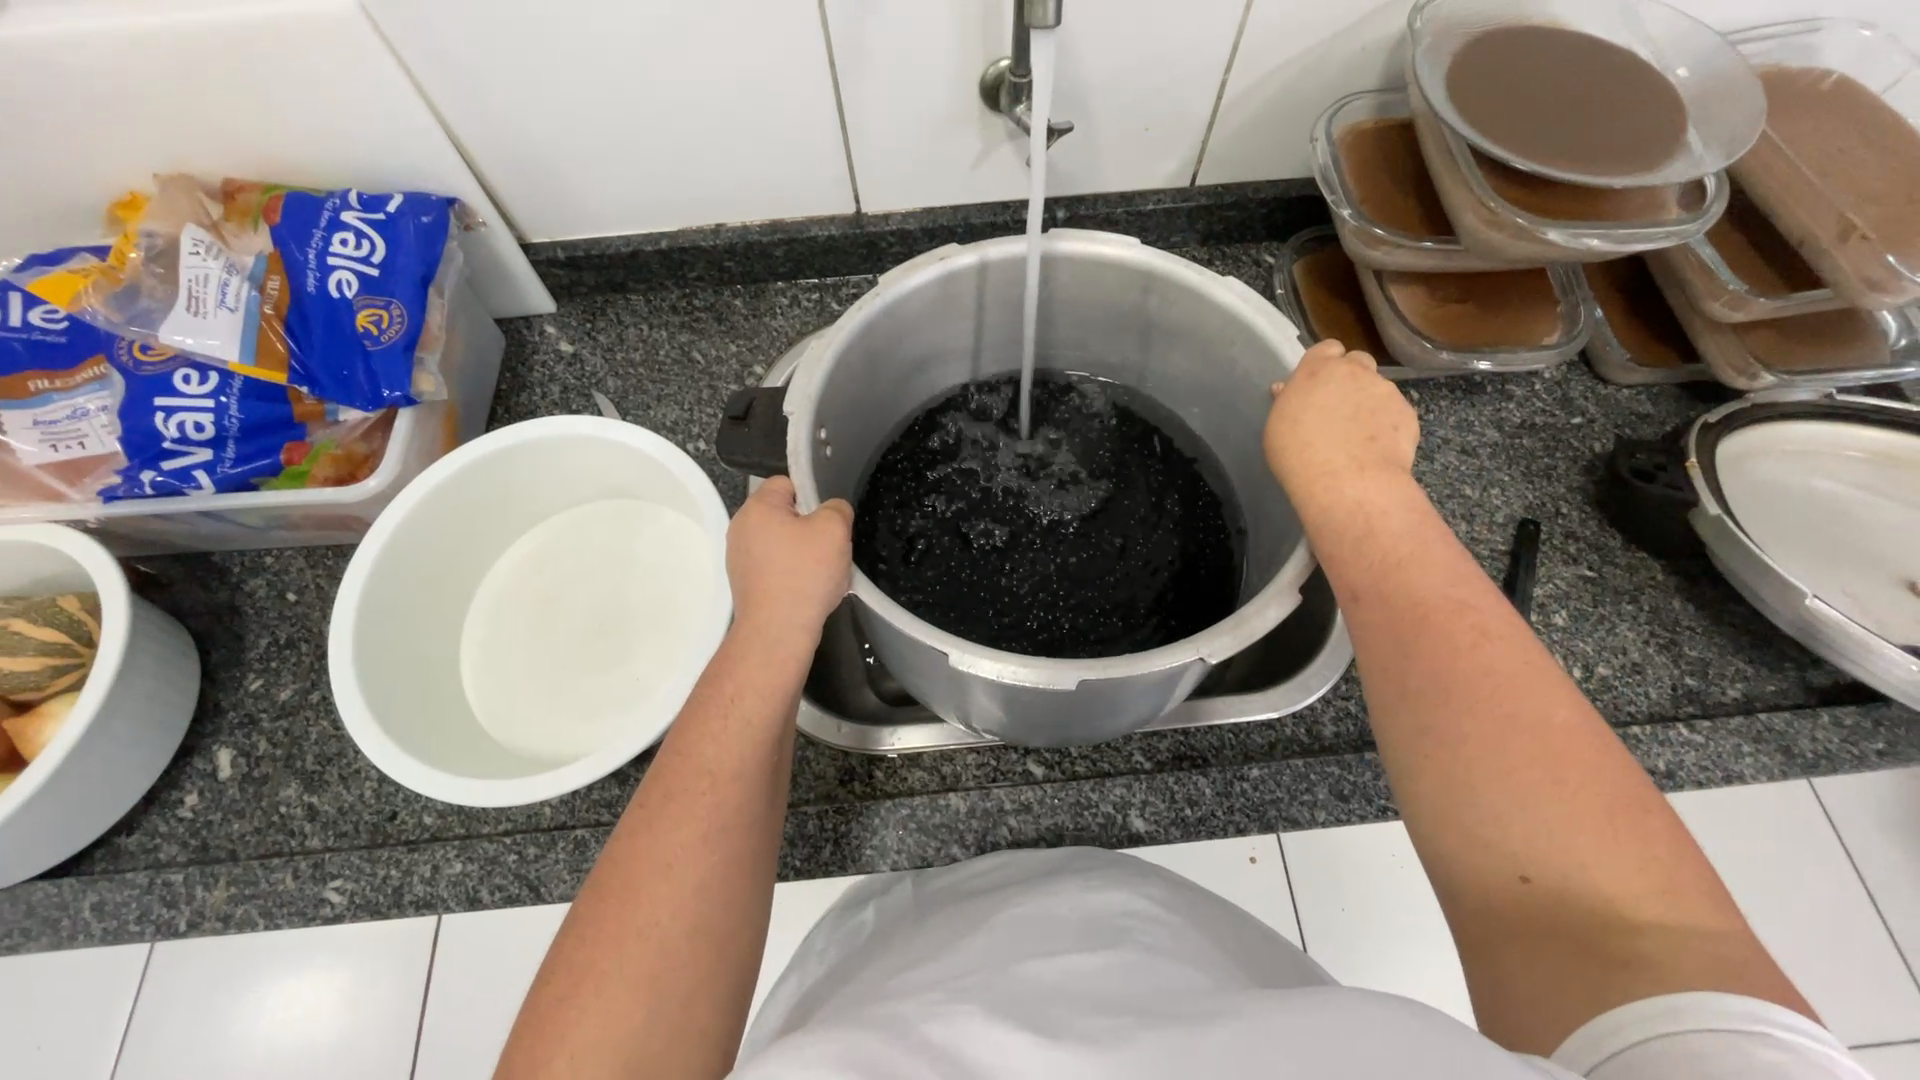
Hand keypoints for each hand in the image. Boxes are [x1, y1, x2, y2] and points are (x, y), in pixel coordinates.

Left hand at [726, 475, 853, 641]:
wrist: (777, 632)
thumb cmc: (804, 574)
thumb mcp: (834, 529)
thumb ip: (837, 508)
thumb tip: (832, 510)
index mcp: (757, 507)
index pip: (787, 483)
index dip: (813, 496)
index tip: (829, 520)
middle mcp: (741, 527)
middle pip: (785, 515)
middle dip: (811, 527)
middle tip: (831, 547)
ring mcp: (740, 557)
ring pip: (783, 543)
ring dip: (804, 553)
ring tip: (822, 573)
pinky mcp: (745, 582)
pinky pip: (776, 567)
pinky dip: (793, 574)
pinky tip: (808, 590)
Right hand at [1264, 339, 1419, 516]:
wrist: (1348, 482)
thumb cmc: (1298, 455)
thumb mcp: (1277, 427)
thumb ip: (1287, 401)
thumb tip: (1287, 389)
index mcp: (1317, 370)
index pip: (1327, 348)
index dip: (1325, 363)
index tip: (1318, 384)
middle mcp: (1355, 372)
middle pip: (1358, 361)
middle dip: (1352, 377)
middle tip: (1339, 407)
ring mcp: (1386, 391)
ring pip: (1379, 388)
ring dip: (1369, 403)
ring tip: (1359, 436)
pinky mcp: (1407, 413)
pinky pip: (1395, 413)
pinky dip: (1387, 425)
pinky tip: (1376, 449)